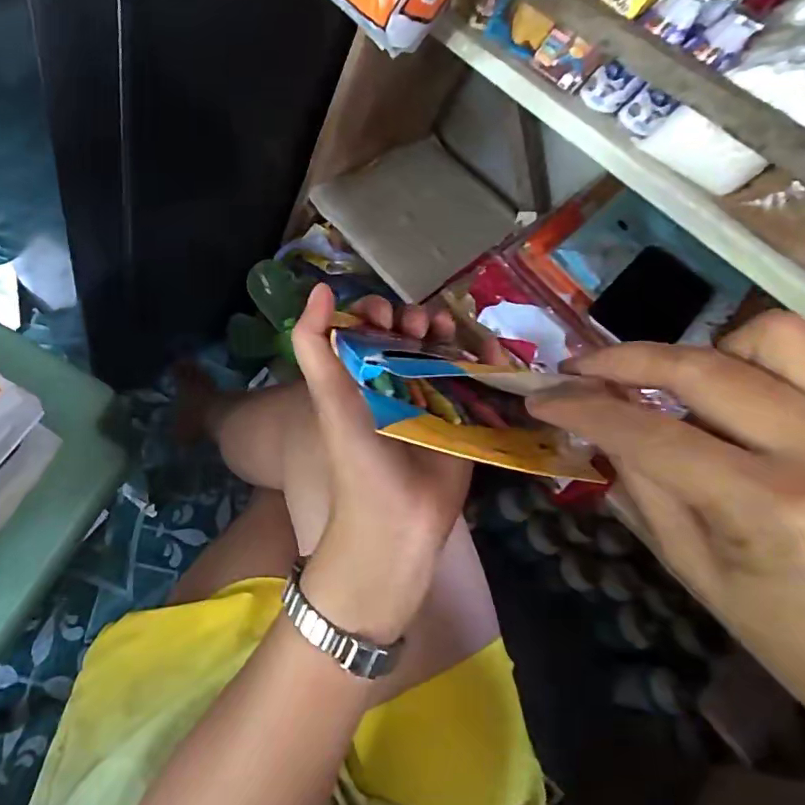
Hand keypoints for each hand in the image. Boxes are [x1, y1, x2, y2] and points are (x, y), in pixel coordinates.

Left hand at [288, 285, 472, 641]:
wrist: (396, 516)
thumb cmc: (358, 452)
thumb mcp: (328, 393)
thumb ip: (313, 343)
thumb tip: (319, 288)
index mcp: (357, 372)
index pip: (367, 327)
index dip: (377, 312)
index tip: (386, 316)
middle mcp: (392, 380)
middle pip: (409, 334)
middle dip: (417, 319)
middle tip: (422, 326)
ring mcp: (430, 397)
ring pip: (443, 350)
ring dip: (451, 333)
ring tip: (451, 332)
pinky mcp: (463, 417)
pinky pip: (476, 379)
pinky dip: (486, 361)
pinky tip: (491, 351)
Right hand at [529, 312, 804, 804]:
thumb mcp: (699, 575)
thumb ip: (644, 488)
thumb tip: (597, 429)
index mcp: (784, 513)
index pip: (654, 433)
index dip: (583, 408)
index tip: (542, 396)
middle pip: (709, 370)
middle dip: (627, 360)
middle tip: (584, 369)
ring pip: (778, 341)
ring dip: (707, 351)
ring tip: (678, 383)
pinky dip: (763, 377)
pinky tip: (744, 412)